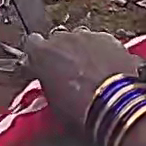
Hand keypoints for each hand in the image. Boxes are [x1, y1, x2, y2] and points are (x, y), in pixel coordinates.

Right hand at [22, 30, 145, 131]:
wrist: (114, 105)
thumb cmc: (77, 109)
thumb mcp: (52, 101)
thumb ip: (47, 82)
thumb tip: (50, 82)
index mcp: (41, 52)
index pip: (32, 43)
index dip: (39, 54)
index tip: (43, 64)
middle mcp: (61, 38)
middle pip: (58, 39)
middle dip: (62, 51)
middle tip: (70, 71)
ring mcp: (86, 36)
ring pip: (80, 38)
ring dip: (83, 50)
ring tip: (93, 70)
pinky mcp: (108, 39)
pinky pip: (102, 42)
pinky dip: (104, 52)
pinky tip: (110, 69)